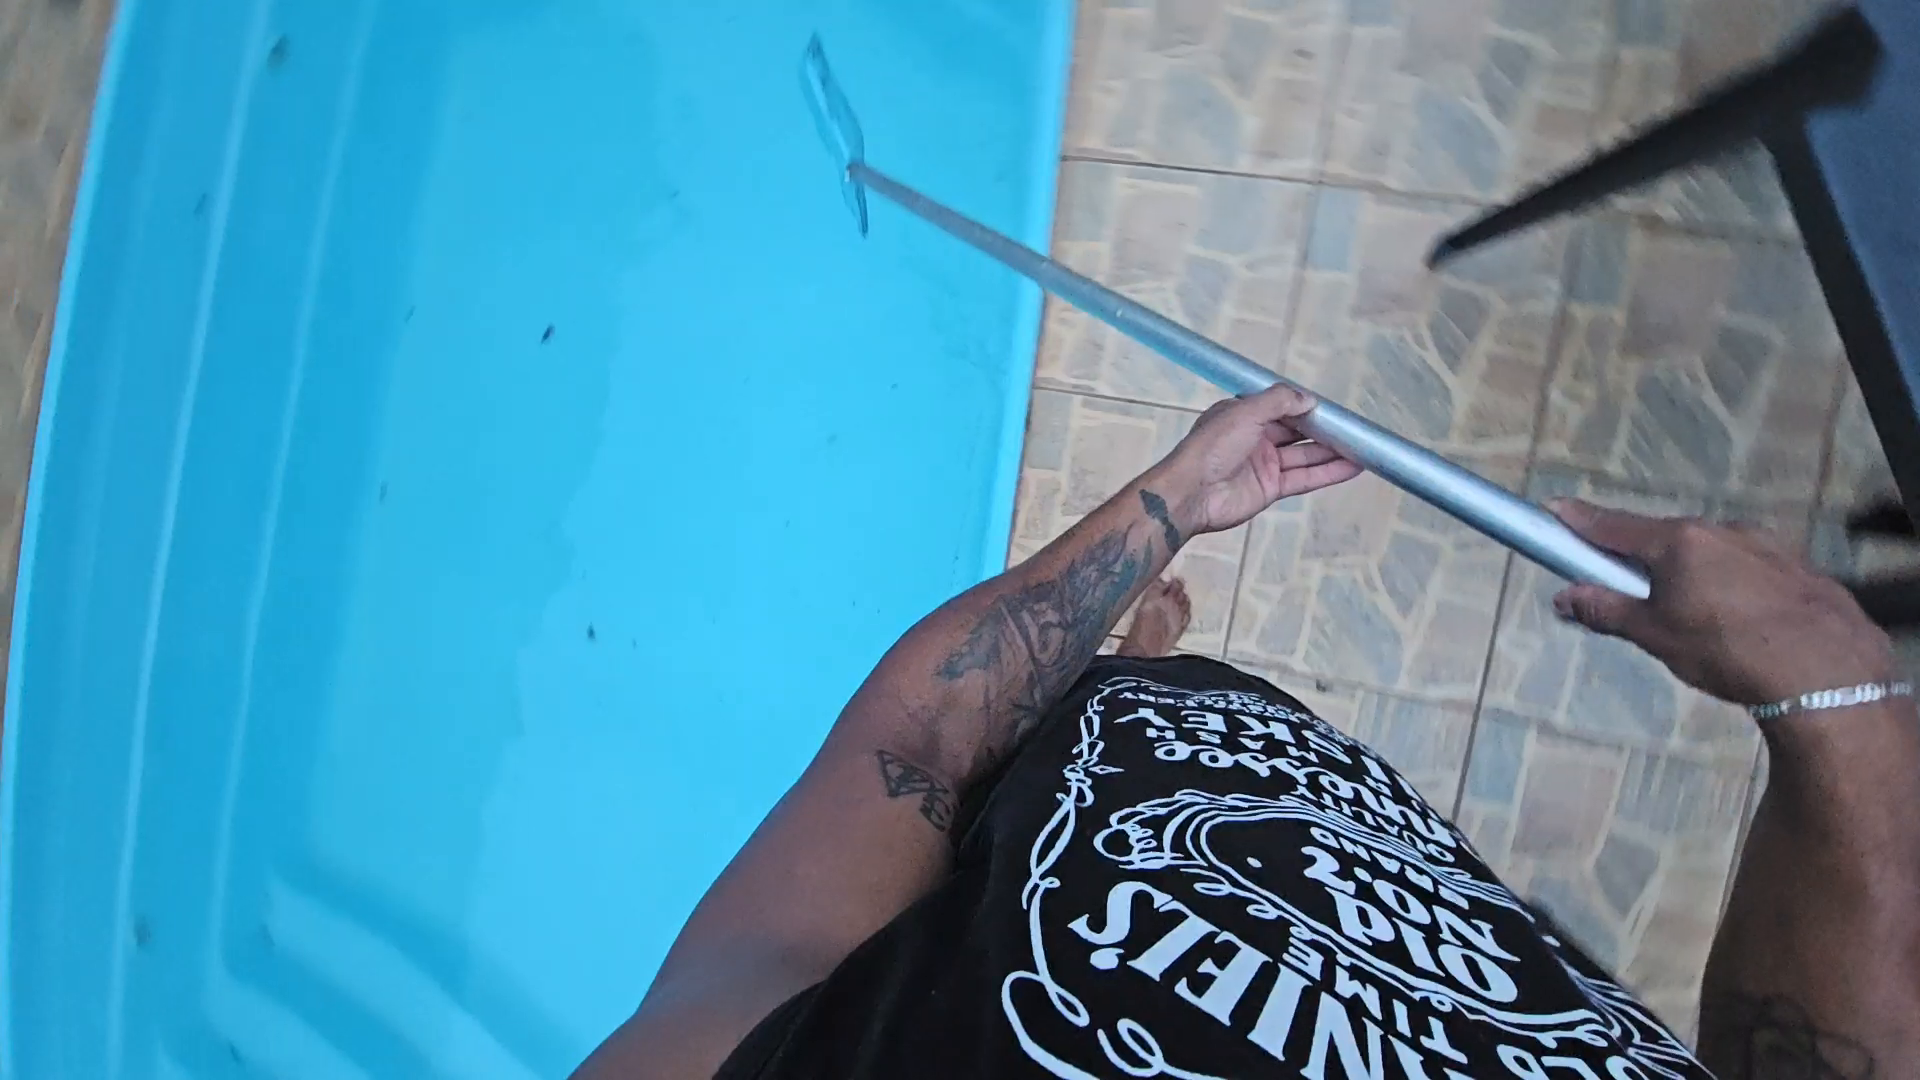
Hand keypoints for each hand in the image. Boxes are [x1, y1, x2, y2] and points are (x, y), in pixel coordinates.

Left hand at [1146, 384, 1362, 536]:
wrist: (1190, 493)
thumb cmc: (1209, 449)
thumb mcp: (1244, 413)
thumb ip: (1278, 401)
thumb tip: (1308, 399)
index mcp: (1242, 416)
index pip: (1281, 407)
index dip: (1306, 407)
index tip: (1333, 408)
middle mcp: (1253, 439)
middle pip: (1297, 432)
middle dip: (1325, 430)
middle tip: (1356, 428)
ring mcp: (1262, 465)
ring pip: (1305, 455)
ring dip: (1333, 452)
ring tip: (1364, 447)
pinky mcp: (1269, 488)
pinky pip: (1304, 478)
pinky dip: (1328, 473)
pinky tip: (1352, 467)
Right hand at [1550, 499, 1895, 706]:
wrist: (1834, 682)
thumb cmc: (1726, 650)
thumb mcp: (1652, 634)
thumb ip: (1604, 609)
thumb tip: (1564, 598)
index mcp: (1680, 542)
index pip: (1612, 525)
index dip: (1578, 518)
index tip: (1552, 507)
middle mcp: (1724, 532)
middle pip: (1662, 537)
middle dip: (1636, 553)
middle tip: (1618, 580)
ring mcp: (1771, 547)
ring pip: (1708, 551)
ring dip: (1684, 568)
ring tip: (1681, 605)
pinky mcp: (1804, 570)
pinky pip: (1747, 566)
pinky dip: (1726, 579)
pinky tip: (1732, 612)